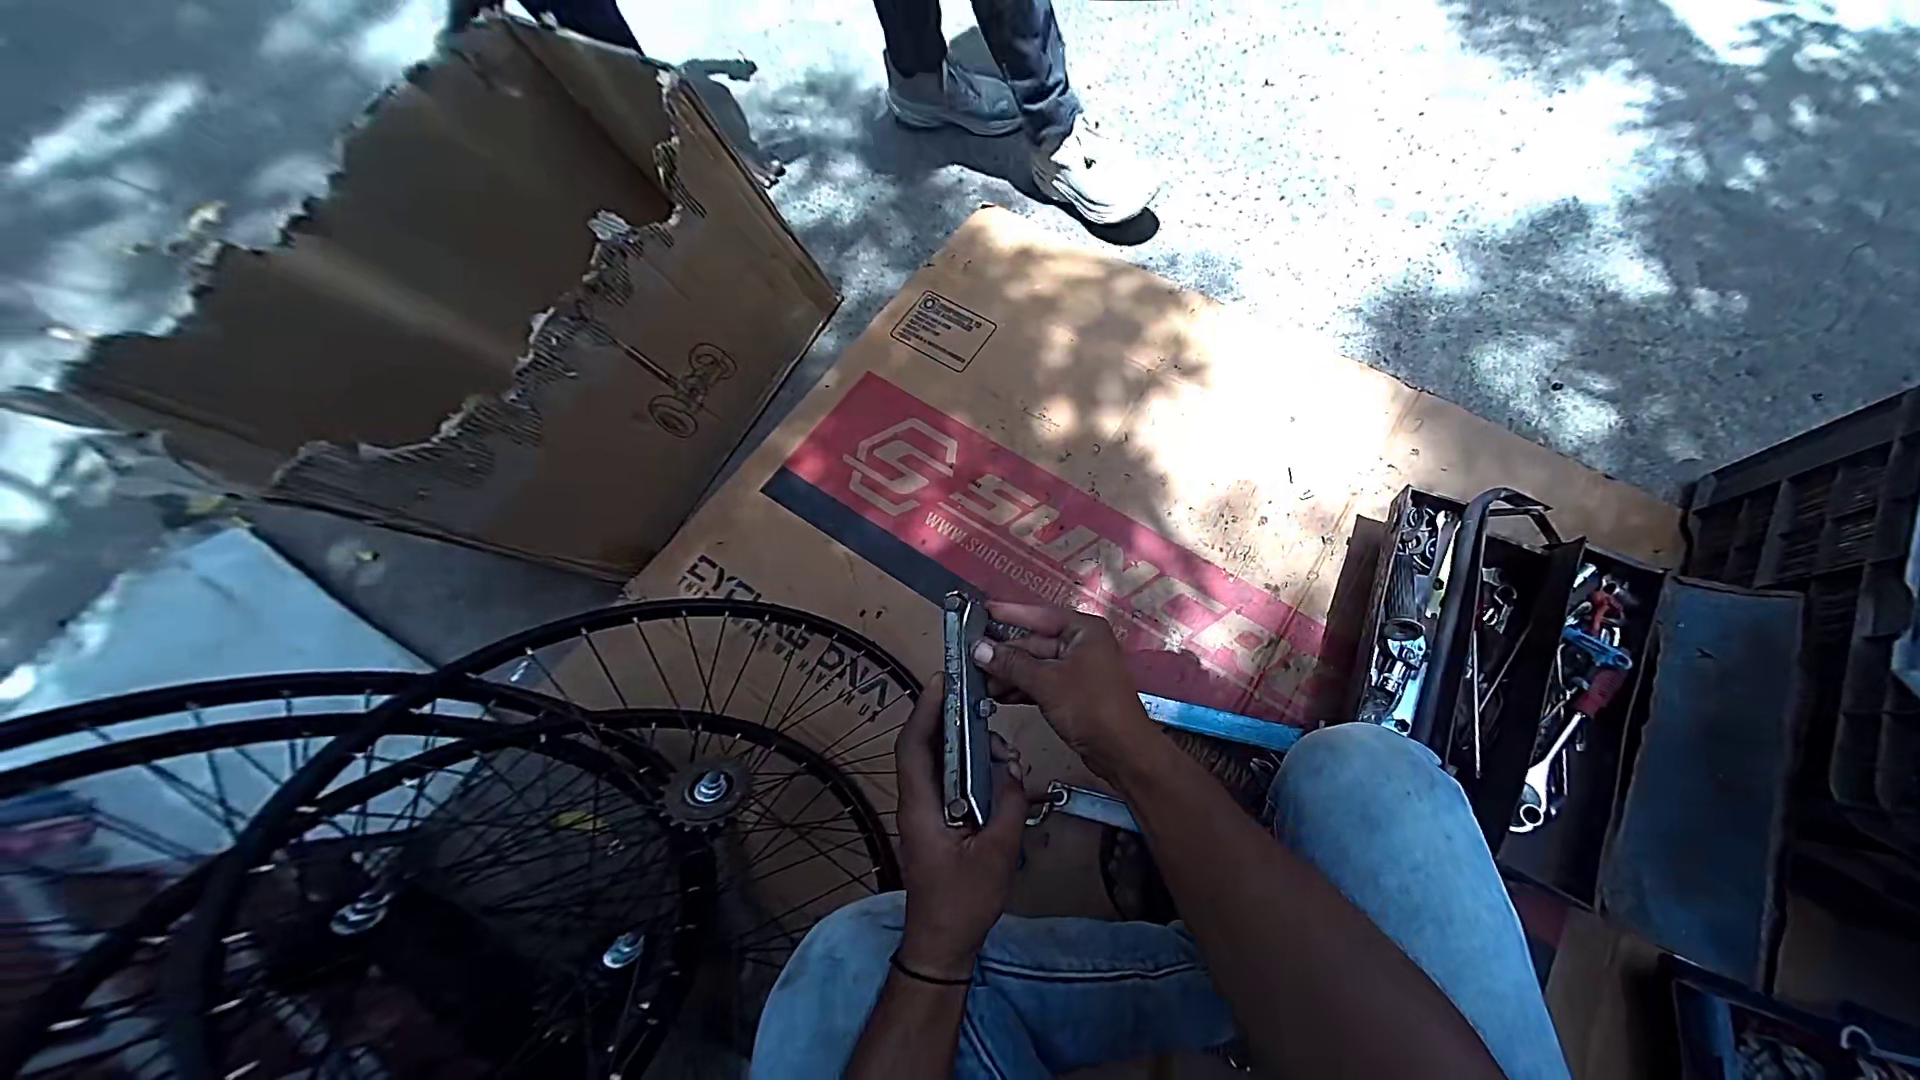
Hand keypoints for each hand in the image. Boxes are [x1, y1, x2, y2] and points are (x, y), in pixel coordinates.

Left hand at [891, 676, 1029, 979]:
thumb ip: (1008, 805)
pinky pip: (946, 777)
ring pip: (934, 760)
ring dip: (960, 741)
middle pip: (921, 746)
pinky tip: (990, 764)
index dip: (925, 710)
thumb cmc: (963, 902)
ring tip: (993, 739)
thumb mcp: (997, 853)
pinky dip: (965, 763)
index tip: (943, 680)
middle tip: (973, 697)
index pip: (914, 746)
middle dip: (943, 716)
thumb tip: (1012, 767)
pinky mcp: (934, 818)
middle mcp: (916, 801)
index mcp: (921, 807)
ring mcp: (923, 810)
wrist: (941, 944)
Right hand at [969, 602, 1160, 785]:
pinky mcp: (1073, 692)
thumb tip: (980, 649)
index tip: (982, 610)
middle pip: (1034, 642)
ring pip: (1035, 664)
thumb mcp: (1046, 681)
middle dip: (1004, 653)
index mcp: (1083, 630)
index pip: (1038, 614)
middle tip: (972, 656)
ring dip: (1009, 673)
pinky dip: (1021, 688)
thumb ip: (1011, 664)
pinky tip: (998, 694)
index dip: (1008, 613)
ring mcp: (1078, 669)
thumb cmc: (1093, 708)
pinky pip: (1041, 682)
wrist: (1122, 752)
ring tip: (980, 680)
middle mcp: (1082, 644)